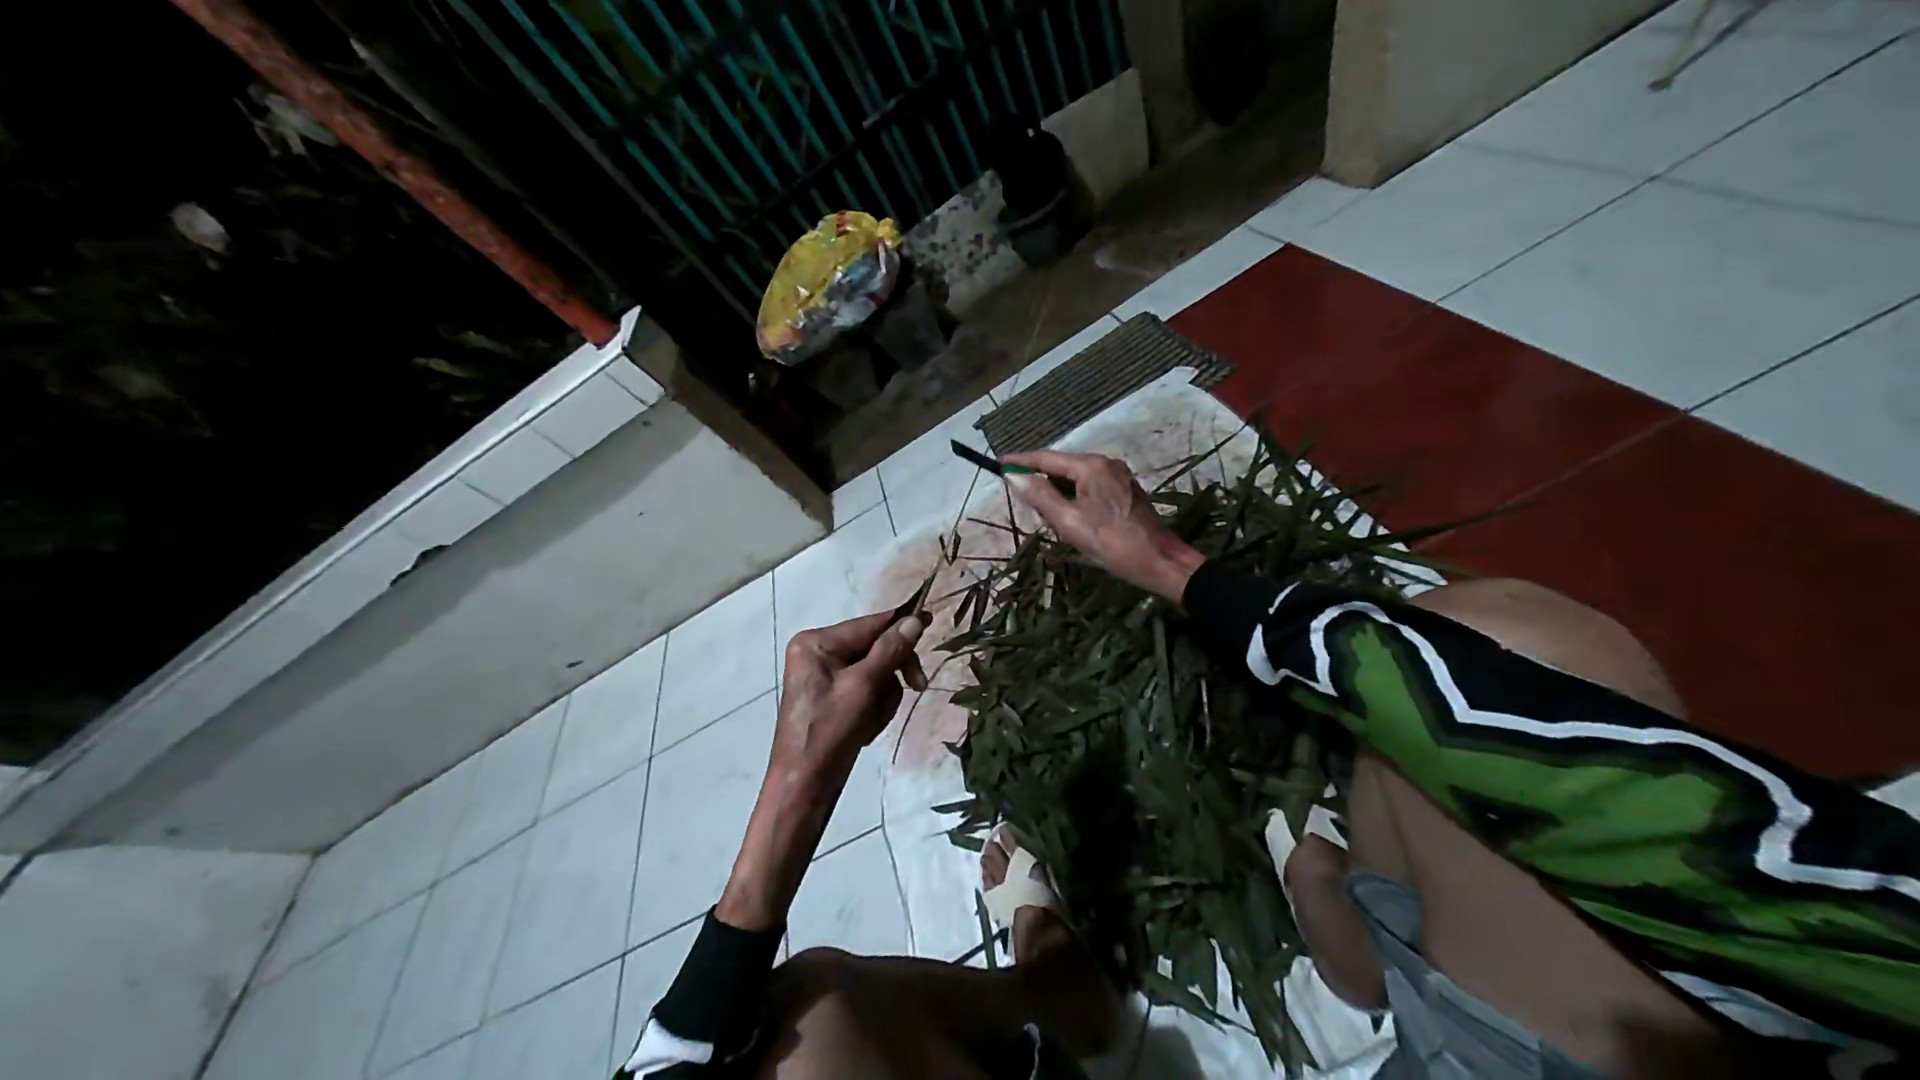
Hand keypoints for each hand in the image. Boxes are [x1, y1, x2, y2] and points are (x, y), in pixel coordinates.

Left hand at [717, 609, 927, 932]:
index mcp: (816, 643)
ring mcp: (826, 675)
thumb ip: (890, 651)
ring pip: (877, 671)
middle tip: (918, 686)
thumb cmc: (828, 732)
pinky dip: (874, 708)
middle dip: (892, 673)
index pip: (869, 625)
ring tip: (871, 720)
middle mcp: (819, 652)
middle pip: (875, 648)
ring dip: (883, 696)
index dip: (901, 625)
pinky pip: (868, 690)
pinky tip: (865, 727)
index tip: (932, 619)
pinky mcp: (834, 697)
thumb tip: (915, 620)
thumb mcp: (863, 687)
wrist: (805, 784)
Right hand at [1003, 450, 1205, 604]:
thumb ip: (1040, 496)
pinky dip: (1074, 500)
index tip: (999, 464)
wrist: (1157, 561)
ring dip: (1058, 495)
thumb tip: (1013, 476)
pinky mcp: (1124, 492)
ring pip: (1075, 480)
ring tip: (1047, 517)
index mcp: (1092, 466)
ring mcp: (1118, 477)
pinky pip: (1089, 488)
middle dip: (1041, 483)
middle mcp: (1106, 464)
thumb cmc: (1111, 542)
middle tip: (1025, 503)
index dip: (1022, 461)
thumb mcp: (1069, 521)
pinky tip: (1069, 519)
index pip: (1048, 457)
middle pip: (1062, 467)